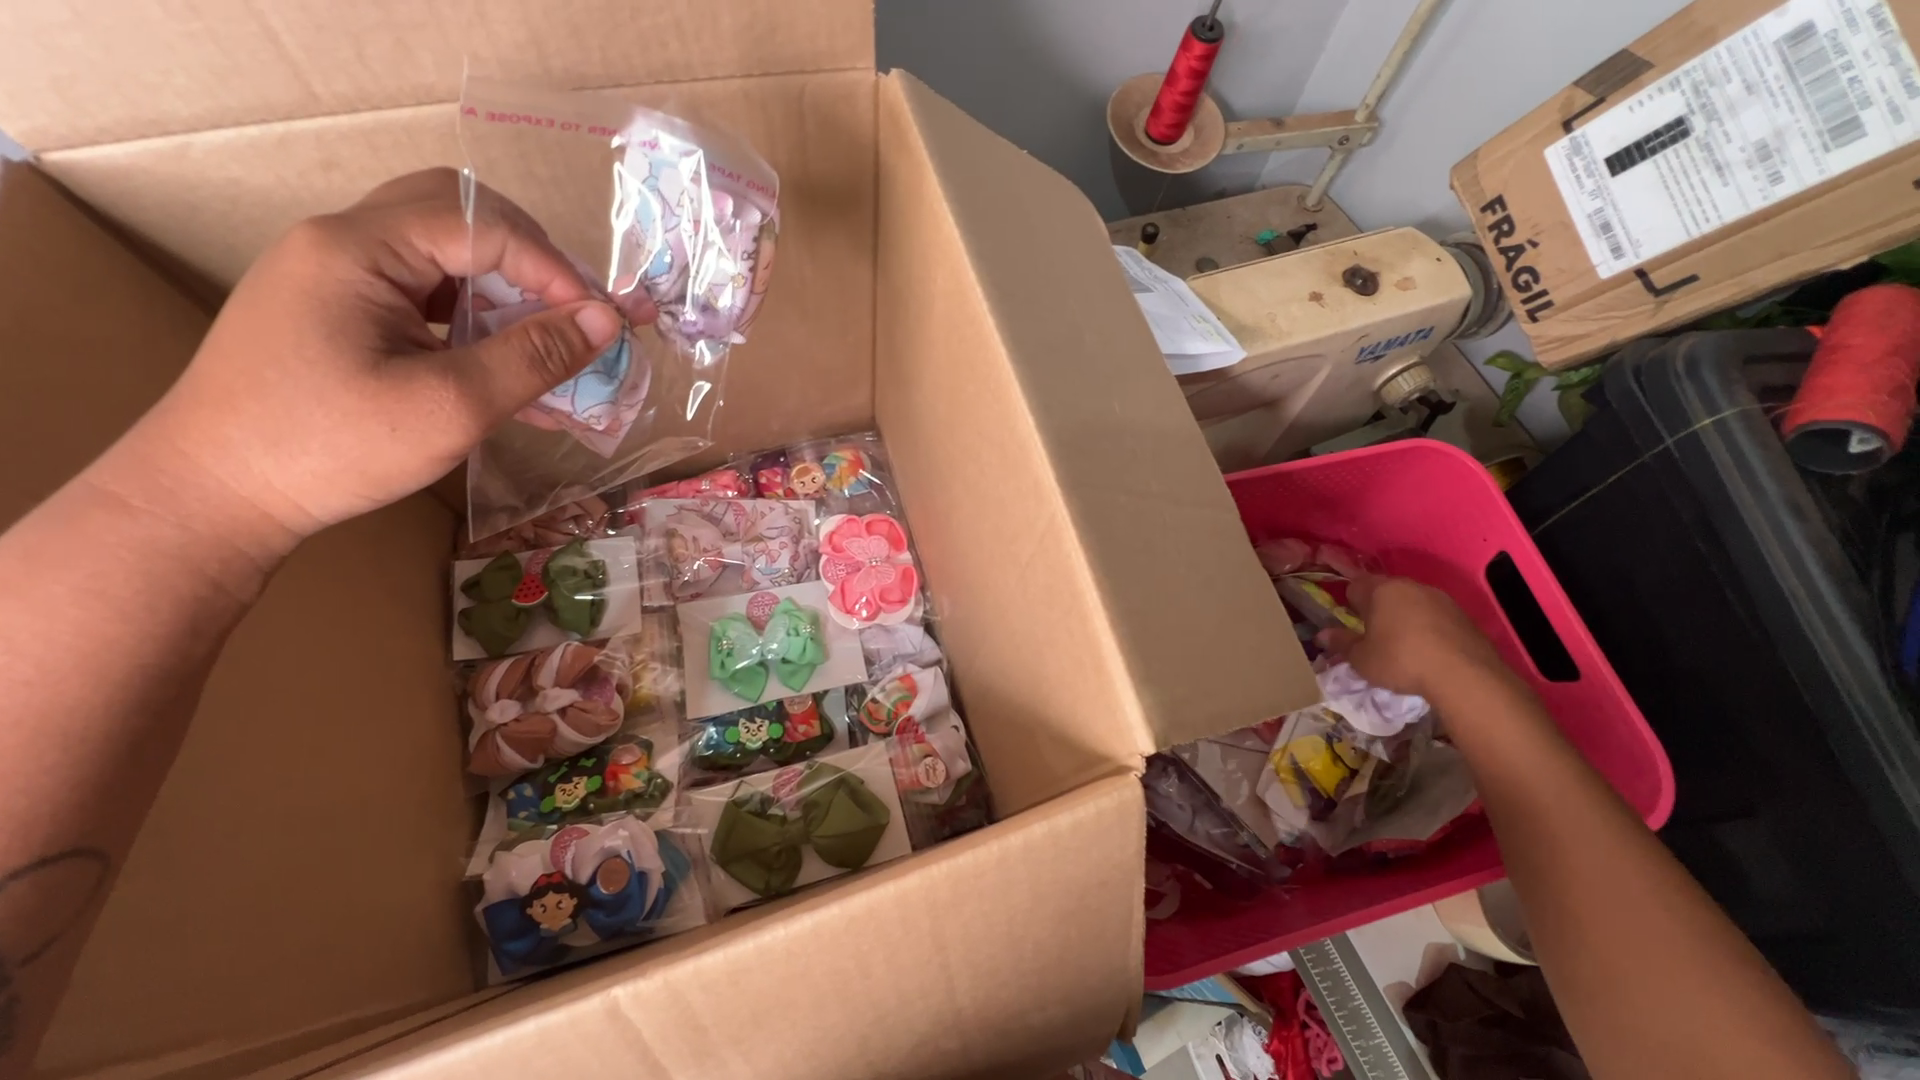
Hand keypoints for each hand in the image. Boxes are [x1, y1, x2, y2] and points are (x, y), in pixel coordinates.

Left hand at [102, 168, 652, 559]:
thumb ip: (534, 357)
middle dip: (530, 258)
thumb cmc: (330, 449)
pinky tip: (504, 364)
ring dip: (503, 286)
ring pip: (440, 249)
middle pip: (456, 212)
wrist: (213, 496)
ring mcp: (334, 276)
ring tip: (548, 339)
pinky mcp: (336, 312)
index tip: (602, 325)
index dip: (555, 270)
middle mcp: (341, 243)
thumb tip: (608, 321)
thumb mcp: (450, 406)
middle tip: (573, 311)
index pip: (482, 226)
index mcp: (358, 248)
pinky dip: (472, 315)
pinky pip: (421, 290)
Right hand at [1316, 559, 1509, 702]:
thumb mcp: (1362, 659)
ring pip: (1413, 602)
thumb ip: (1341, 644)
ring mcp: (1441, 599)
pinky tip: (1429, 651)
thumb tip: (1322, 635)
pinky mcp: (1464, 616)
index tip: (1351, 623)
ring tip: (1403, 646)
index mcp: (1382, 590)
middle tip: (1374, 636)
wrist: (1464, 675)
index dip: (1350, 602)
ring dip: (1405, 618)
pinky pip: (1436, 616)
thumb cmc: (1401, 661)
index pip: (1356, 585)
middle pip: (1387, 591)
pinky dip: (1428, 628)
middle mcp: (1411, 586)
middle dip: (1378, 609)